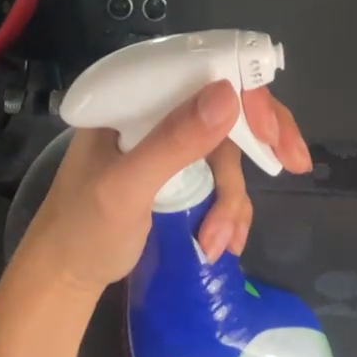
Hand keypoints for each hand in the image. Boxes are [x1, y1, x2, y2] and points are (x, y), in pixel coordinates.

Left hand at [0, 82, 310, 356]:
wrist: (61, 285)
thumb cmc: (80, 232)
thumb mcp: (125, 188)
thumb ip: (174, 142)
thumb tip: (230, 93)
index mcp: (134, 97)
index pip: (201, 71)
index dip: (245, 92)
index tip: (273, 133)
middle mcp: (153, 112)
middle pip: (224, 107)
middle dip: (261, 140)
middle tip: (294, 164)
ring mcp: (166, 144)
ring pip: (227, 151)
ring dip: (234, 197)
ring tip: (219, 240)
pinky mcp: (176, 175)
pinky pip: (219, 180)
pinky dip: (229, 211)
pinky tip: (223, 243)